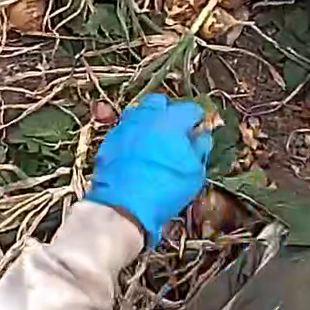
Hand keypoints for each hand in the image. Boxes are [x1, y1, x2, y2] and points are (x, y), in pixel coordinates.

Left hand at [86, 93, 212, 242]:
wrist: (124, 206)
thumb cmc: (166, 188)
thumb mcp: (195, 172)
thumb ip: (200, 147)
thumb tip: (201, 135)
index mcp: (172, 119)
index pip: (191, 109)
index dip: (198, 121)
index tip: (198, 133)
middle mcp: (146, 116)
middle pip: (160, 103)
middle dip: (169, 113)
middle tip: (176, 134)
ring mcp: (124, 126)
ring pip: (139, 113)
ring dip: (149, 122)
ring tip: (156, 142)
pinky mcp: (108, 140)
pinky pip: (125, 130)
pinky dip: (133, 136)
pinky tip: (138, 154)